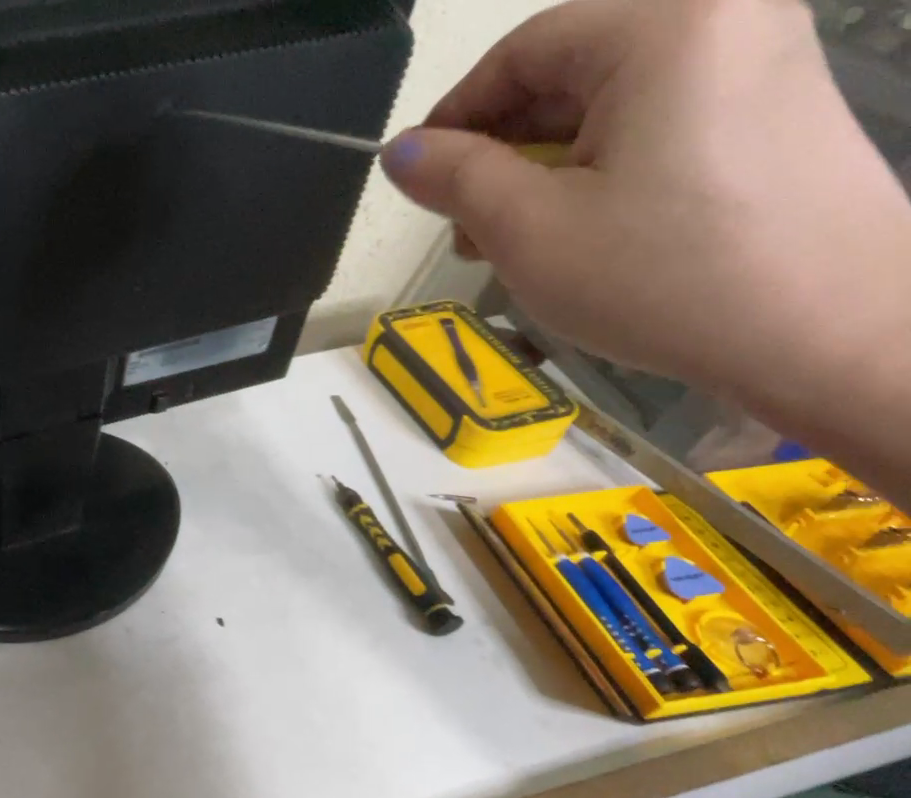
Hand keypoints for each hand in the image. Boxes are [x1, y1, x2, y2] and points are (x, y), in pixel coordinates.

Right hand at [379, 0, 910, 388]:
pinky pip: (655, 123)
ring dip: (541, 170)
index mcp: (665, 27)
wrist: (832, 332)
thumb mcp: (529, 229)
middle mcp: (723, 20)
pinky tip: (576, 233)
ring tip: (512, 245)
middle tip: (464, 230)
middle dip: (499, 152)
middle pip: (567, 74)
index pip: (523, 52)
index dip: (454, 117)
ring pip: (607, 105)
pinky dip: (598, 171)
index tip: (417, 181)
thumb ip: (454, 177)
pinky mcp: (773, 112)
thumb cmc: (664, 274)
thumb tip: (400, 152)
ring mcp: (759, 64)